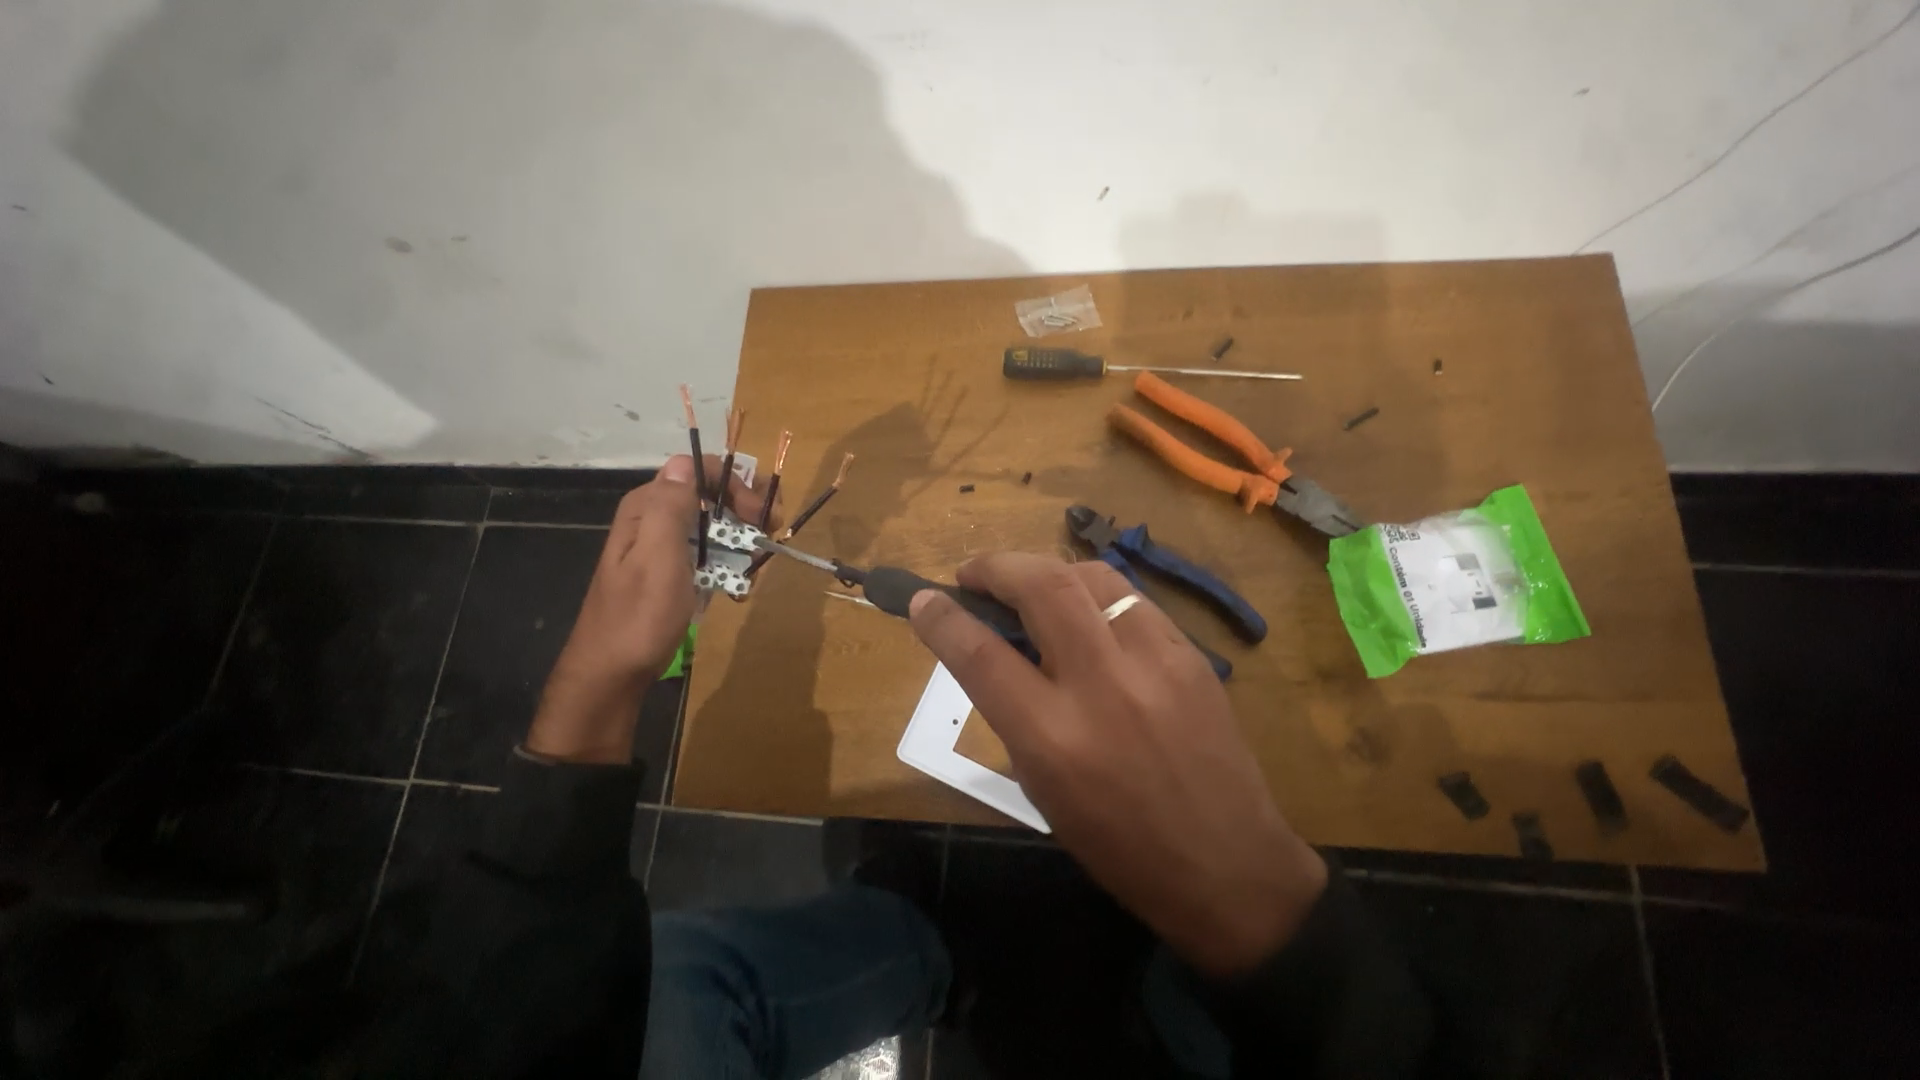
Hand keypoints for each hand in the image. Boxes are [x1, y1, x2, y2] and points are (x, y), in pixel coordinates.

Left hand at [526, 454, 774, 762]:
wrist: (611, 674)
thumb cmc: (639, 617)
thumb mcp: (658, 557)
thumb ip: (670, 507)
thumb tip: (686, 462)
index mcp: (647, 507)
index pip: (698, 470)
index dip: (735, 484)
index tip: (760, 515)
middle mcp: (652, 519)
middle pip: (709, 495)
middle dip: (744, 511)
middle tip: (767, 538)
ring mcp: (660, 547)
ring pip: (711, 526)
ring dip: (739, 542)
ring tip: (755, 568)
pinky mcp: (668, 573)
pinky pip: (705, 555)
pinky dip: (726, 566)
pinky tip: (737, 588)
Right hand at [908, 553, 1326, 975]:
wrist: (1228, 868)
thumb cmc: (1118, 846)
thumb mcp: (1043, 787)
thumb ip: (1013, 712)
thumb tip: (991, 650)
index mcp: (1053, 738)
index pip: (981, 654)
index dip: (942, 618)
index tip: (923, 600)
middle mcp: (1103, 686)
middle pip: (1041, 586)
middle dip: (996, 566)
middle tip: (974, 575)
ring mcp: (1155, 662)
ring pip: (1092, 577)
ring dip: (1047, 571)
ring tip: (1029, 585)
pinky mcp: (1191, 655)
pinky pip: (1131, 600)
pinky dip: (1095, 594)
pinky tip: (1085, 612)